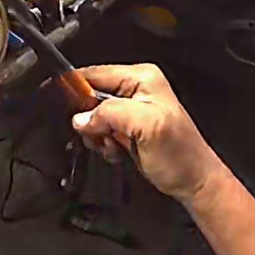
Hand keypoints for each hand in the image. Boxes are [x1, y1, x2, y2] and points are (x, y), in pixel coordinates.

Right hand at [71, 64, 228, 202]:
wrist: (194, 182)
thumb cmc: (181, 154)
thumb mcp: (147, 126)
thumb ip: (112, 114)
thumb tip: (81, 118)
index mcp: (142, 78)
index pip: (96, 73)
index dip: (76, 88)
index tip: (60, 105)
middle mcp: (135, 88)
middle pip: (90, 95)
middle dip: (90, 119)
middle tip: (103, 136)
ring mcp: (131, 109)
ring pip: (93, 116)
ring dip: (97, 135)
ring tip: (113, 146)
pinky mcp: (128, 128)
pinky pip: (101, 131)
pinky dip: (103, 143)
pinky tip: (117, 151)